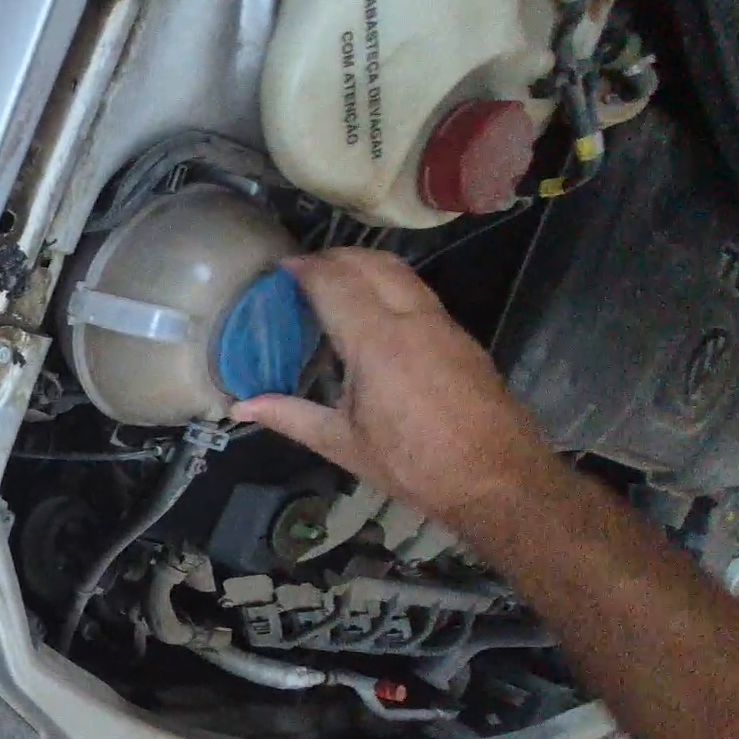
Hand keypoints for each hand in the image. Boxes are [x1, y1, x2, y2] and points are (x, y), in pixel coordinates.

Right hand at [230, 248, 558, 523]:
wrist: (500, 481)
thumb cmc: (412, 463)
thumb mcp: (340, 443)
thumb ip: (288, 415)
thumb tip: (239, 408)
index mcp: (378, 344)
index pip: (337, 286)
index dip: (307, 270)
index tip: (281, 265)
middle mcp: (414, 324)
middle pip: (375, 266)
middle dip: (337, 257)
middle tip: (304, 266)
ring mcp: (444, 328)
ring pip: (403, 275)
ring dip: (366, 265)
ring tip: (335, 278)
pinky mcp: (462, 340)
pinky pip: (419, 294)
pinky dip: (388, 285)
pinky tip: (370, 310)